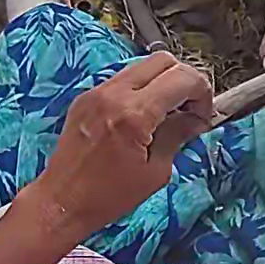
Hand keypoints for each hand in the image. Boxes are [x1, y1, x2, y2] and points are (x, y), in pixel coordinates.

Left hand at [21, 51, 213, 245]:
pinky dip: (140, 89)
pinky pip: (121, 79)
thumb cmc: (108, 197)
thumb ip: (177, 136)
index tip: (203, 115)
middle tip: (189, 109)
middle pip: (163, 60)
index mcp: (134, 115)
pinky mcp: (85, 98)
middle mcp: (113, 94)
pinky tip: (142, 117)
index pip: (182, 78)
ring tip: (166, 114)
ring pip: (141, 66)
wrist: (61, 202)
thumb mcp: (155, 172)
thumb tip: (196, 119)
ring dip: (161, 83)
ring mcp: (96, 92)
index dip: (202, 92)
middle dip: (184, 80)